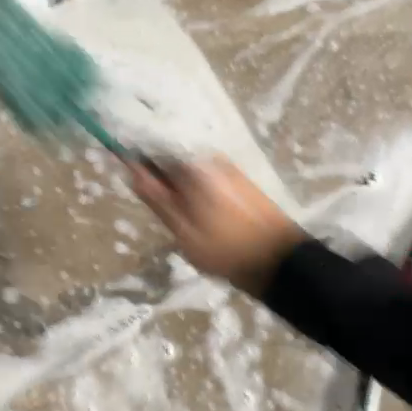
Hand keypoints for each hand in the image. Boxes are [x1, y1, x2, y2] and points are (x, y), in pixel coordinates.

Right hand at [130, 157, 304, 294]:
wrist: (281, 262)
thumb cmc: (226, 249)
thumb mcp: (183, 231)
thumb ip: (156, 197)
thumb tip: (131, 169)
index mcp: (193, 165)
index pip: (153, 148)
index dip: (138, 160)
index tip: (130, 175)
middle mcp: (210, 157)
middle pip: (172, 158)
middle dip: (161, 176)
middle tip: (163, 210)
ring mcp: (228, 167)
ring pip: (190, 169)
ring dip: (180, 185)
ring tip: (184, 217)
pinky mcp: (240, 179)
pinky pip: (207, 176)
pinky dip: (197, 188)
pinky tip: (202, 213)